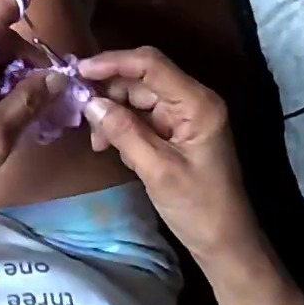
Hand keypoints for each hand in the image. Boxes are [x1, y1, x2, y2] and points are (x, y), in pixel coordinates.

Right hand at [79, 48, 261, 263]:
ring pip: (135, 96)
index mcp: (196, 103)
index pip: (150, 64)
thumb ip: (123, 132)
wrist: (225, 242)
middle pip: (140, 78)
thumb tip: (90, 102)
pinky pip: (139, 115)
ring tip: (96, 140)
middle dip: (107, 91)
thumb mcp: (157, 170)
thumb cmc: (198, 207)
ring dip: (111, 111)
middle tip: (79, 112)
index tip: (79, 72)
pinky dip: (119, 125)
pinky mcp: (173, 129)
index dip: (113, 62)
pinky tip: (109, 145)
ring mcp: (182, 115)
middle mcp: (191, 100)